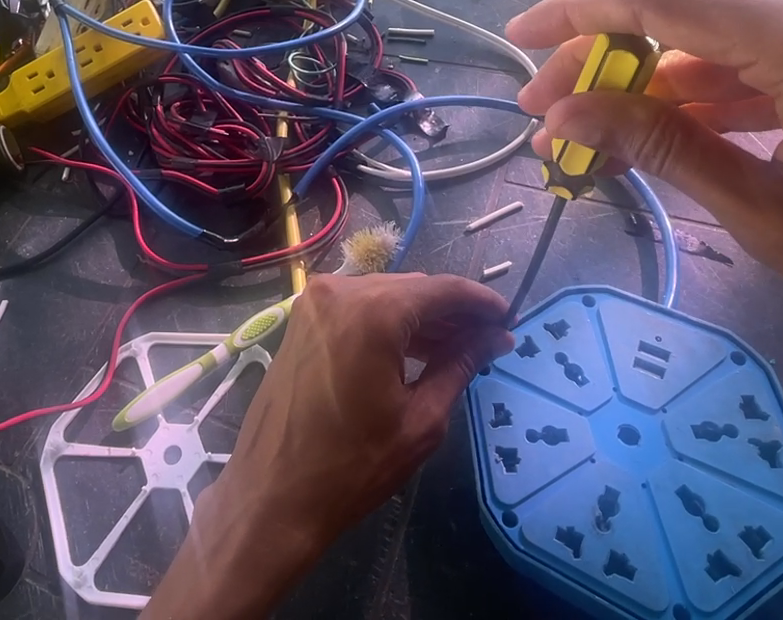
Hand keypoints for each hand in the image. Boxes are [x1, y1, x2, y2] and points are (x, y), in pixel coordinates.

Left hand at [143, 273, 511, 618]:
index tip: (508, 318)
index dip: (481, 301)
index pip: (442, 290)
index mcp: (372, 310)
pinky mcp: (302, 320)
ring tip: (457, 348)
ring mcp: (314, 303)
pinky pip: (356, 308)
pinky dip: (387, 323)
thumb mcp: (421, 420)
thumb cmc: (353, 465)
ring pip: (383, 295)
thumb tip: (494, 339)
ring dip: (420, 317)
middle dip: (451, 311)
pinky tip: (414, 349)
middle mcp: (339, 291)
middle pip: (412, 288)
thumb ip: (458, 366)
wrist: (273, 494)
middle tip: (487, 339)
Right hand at [510, 0, 782, 618]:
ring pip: (733, 38)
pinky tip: (676, 128)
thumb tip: (564, 111)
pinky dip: (720, 91)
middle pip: (694, 18)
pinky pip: (780, 56)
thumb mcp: (777, 225)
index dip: (578, 16)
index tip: (516, 42)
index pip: (666, 2)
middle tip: (548, 115)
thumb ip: (665, 149)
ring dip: (661, 81)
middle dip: (610, 62)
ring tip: (599, 131)